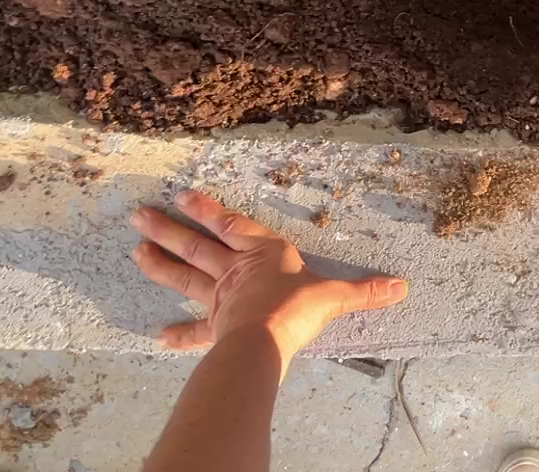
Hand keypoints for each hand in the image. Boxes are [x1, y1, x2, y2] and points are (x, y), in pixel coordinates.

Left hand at [130, 190, 407, 358]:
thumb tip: (402, 286)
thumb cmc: (297, 309)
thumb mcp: (336, 296)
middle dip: (169, 230)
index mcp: (264, 253)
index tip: (183, 195)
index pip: (233, 224)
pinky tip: (157, 335)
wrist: (265, 343)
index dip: (208, 210)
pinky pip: (194, 330)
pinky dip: (178, 333)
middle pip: (198, 246)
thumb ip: (366, 291)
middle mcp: (236, 270)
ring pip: (185, 277)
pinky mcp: (213, 329)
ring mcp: (219, 299)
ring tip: (135, 250)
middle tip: (139, 215)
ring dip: (160, 263)